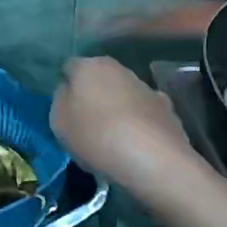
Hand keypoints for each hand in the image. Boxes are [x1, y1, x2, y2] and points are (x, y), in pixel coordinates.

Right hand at [51, 57, 200, 194]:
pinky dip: (139, 120)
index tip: (65, 108)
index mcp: (89, 66)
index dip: (66, 85)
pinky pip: (144, 110)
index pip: (70, 67)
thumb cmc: (96, 137)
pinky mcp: (167, 107)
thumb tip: (70, 90)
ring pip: (123, 92)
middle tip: (88, 122)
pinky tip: (138, 142)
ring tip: (114, 136)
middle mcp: (118, 68)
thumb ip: (61, 100)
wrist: (154, 160)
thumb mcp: (59, 123)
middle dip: (94, 94)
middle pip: (99, 77)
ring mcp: (146, 86)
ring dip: (117, 106)